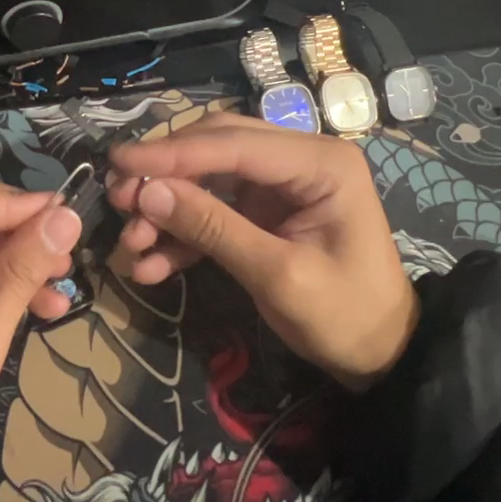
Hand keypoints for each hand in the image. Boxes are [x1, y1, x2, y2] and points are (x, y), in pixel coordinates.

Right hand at [106, 113, 415, 389]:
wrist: (382, 357)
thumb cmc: (345, 316)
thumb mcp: (278, 275)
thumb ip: (213, 229)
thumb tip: (148, 194)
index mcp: (318, 162)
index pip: (232, 143)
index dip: (171, 153)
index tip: (119, 161)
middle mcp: (300, 159)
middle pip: (216, 147)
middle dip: (165, 175)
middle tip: (118, 199)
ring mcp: (281, 184)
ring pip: (209, 176)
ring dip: (168, 207)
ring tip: (131, 243)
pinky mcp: (266, 209)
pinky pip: (216, 208)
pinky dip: (183, 233)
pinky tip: (152, 265)